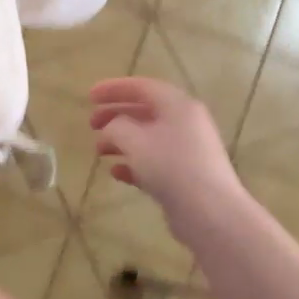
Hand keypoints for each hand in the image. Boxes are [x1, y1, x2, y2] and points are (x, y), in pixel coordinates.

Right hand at [90, 77, 239, 213]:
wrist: (209, 211)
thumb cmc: (170, 166)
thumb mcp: (134, 140)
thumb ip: (115, 126)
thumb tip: (111, 128)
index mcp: (178, 105)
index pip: (142, 87)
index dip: (113, 89)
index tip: (89, 96)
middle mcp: (185, 123)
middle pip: (145, 111)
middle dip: (115, 116)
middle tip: (91, 124)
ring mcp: (187, 150)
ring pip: (148, 138)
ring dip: (121, 141)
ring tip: (99, 151)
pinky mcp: (185, 175)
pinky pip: (154, 162)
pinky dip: (134, 163)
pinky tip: (116, 173)